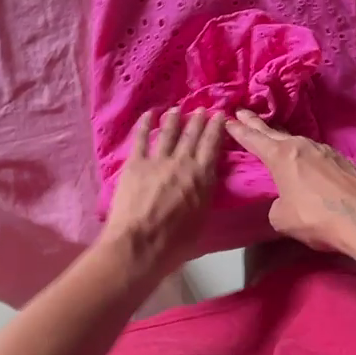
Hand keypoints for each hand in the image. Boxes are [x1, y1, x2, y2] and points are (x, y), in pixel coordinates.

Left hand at [100, 108, 224, 276]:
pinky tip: (149, 114)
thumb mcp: (201, 220)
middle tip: (201, 108)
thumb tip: (205, 181)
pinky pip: (142, 138)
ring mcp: (157, 160)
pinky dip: (146, 124)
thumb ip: (204, 195)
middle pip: (192, 135)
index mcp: (201, 177)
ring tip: (178, 109)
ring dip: (174, 119)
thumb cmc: (174, 244)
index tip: (219, 114)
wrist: (139, 245)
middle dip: (198, 120)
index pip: (212, 146)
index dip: (216, 128)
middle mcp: (182, 163)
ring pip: (169, 133)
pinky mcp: (135, 163)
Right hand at [224, 109, 355, 255]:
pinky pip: (315, 152)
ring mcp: (323, 150)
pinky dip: (305, 153)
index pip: (253, 139)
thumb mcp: (283, 219)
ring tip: (274, 138)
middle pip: (273, 132)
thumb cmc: (316, 217)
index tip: (228, 119)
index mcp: (280, 157)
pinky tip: (306, 160)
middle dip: (256, 123)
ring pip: (296, 141)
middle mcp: (300, 146)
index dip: (239, 131)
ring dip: (282, 139)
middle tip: (242, 112)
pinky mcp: (341, 159)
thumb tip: (284, 202)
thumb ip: (277, 206)